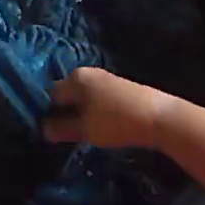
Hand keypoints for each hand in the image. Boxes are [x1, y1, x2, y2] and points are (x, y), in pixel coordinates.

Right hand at [42, 67, 176, 150]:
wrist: (161, 117)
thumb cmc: (116, 121)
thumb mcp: (85, 130)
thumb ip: (61, 129)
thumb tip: (43, 129)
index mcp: (75, 78)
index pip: (52, 94)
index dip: (50, 112)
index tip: (54, 130)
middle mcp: (88, 72)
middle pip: (69, 93)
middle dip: (67, 111)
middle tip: (71, 132)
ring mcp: (106, 77)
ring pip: (85, 96)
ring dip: (83, 111)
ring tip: (89, 131)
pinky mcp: (122, 86)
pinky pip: (99, 97)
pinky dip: (97, 109)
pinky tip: (105, 124)